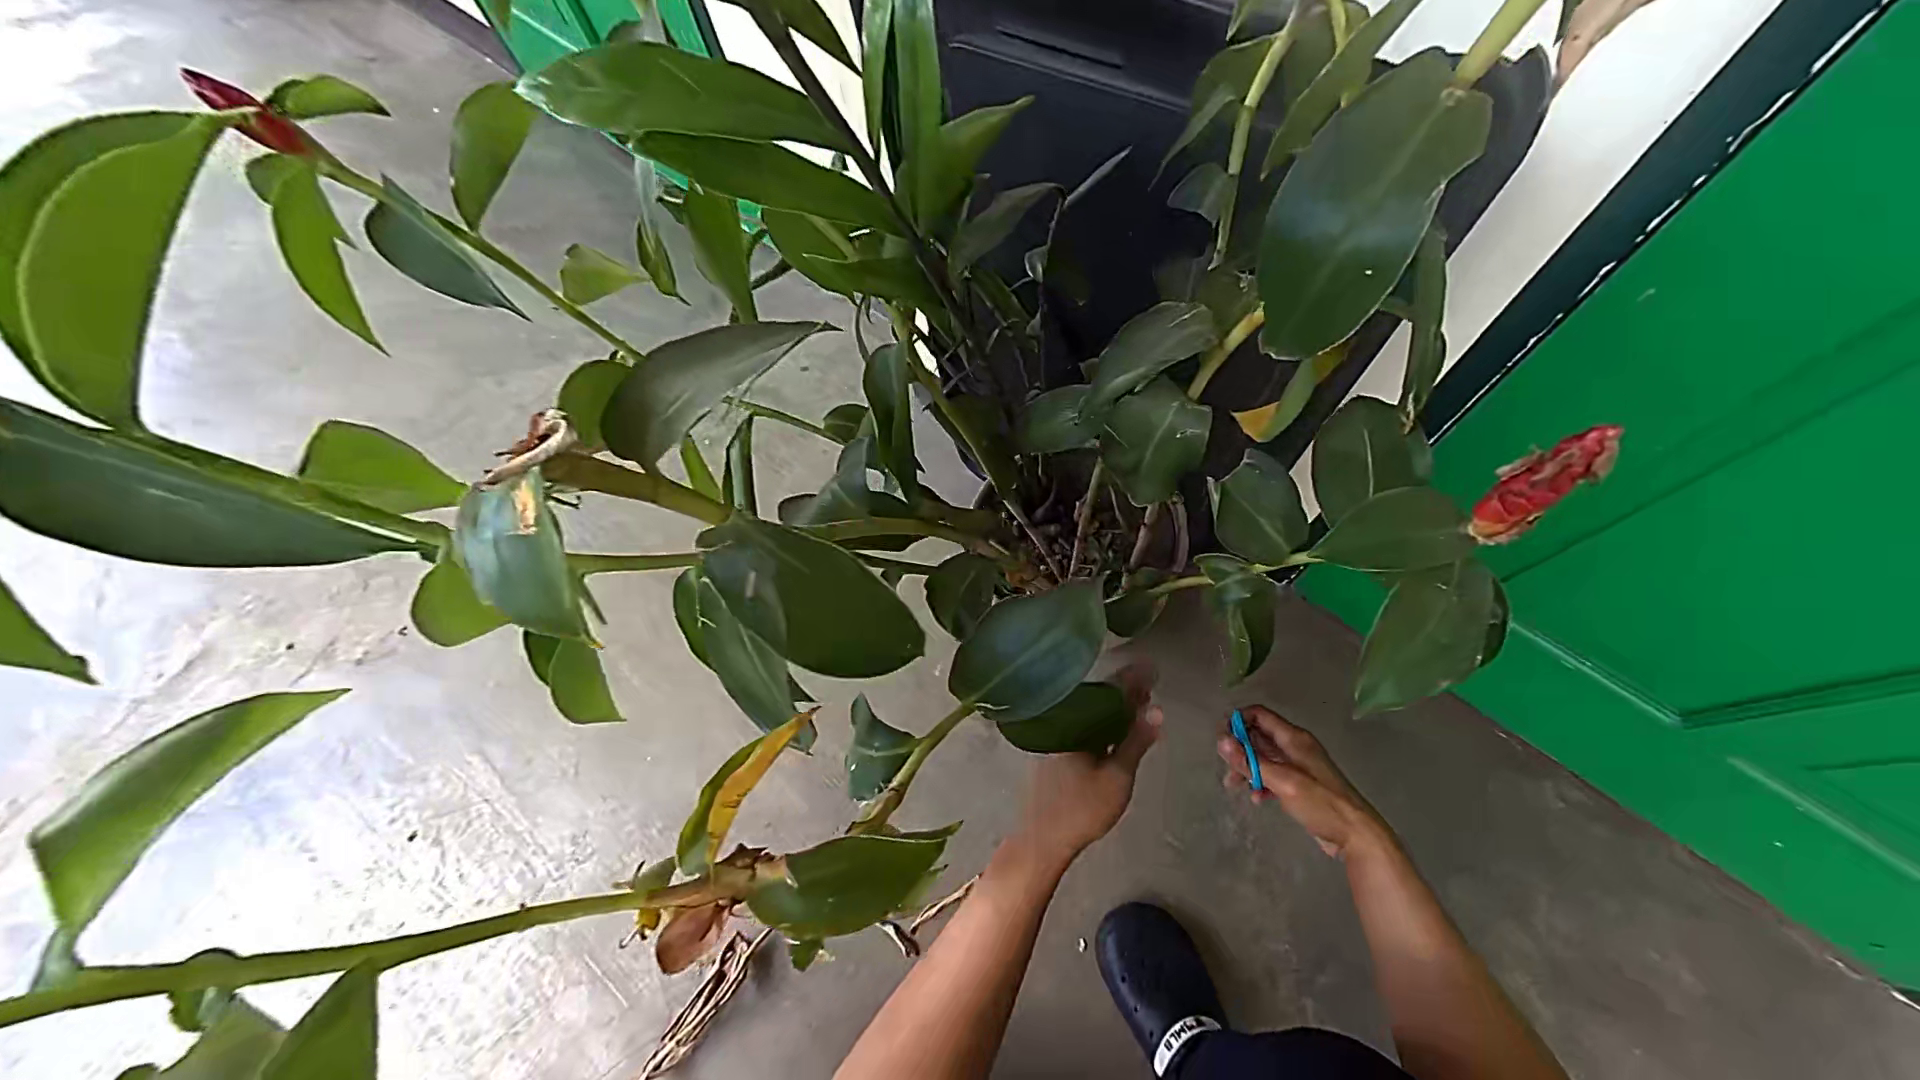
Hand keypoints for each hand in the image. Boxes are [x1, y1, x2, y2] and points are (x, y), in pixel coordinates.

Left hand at [1012, 663, 1161, 865]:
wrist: (1043, 837)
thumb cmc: (1082, 808)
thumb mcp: (1117, 776)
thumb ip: (1135, 742)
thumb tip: (1156, 710)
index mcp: (1078, 724)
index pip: (1110, 693)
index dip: (1132, 680)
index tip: (1150, 667)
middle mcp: (1065, 724)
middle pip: (1099, 699)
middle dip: (1125, 690)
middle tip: (1149, 683)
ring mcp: (1059, 738)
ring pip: (1091, 713)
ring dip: (1114, 707)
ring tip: (1139, 702)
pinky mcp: (1057, 752)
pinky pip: (1084, 726)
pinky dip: (1103, 722)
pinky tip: (1116, 727)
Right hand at [1217, 705, 1395, 859]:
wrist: (1356, 836)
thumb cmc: (1321, 804)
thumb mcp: (1282, 781)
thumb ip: (1250, 761)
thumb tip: (1220, 740)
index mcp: (1294, 739)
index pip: (1259, 715)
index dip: (1238, 721)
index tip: (1222, 739)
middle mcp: (1295, 747)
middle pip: (1258, 736)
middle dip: (1239, 749)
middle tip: (1226, 766)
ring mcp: (1298, 766)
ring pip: (1262, 758)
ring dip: (1246, 768)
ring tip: (1233, 786)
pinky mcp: (1299, 785)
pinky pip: (1272, 776)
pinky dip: (1260, 783)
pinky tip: (1256, 799)